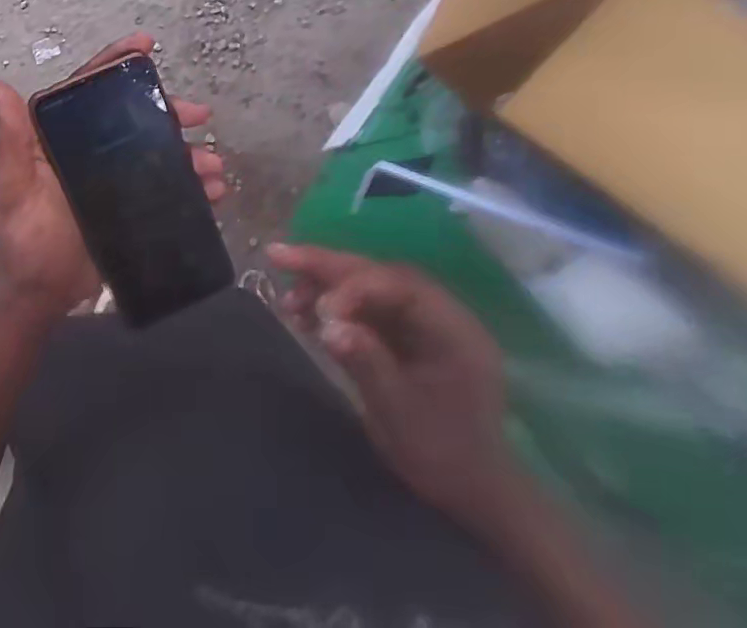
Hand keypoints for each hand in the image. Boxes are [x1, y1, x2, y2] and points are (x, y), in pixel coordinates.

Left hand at [0, 32, 226, 319]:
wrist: (41, 290)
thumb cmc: (20, 235)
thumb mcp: (7, 186)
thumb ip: (7, 140)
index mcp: (57, 134)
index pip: (87, 89)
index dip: (115, 62)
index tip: (146, 45)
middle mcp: (88, 147)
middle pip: (133, 117)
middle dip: (169, 110)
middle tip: (200, 114)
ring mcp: (112, 176)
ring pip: (157, 151)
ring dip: (188, 152)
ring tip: (212, 165)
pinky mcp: (132, 205)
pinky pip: (166, 187)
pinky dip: (192, 186)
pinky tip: (213, 192)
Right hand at [271, 244, 515, 525]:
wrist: (468, 490)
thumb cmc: (441, 454)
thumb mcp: (399, 412)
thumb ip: (365, 360)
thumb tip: (327, 324)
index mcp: (453, 329)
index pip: (399, 286)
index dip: (355, 288)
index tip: (319, 309)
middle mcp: (439, 313)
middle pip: (378, 275)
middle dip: (327, 266)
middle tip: (278, 256)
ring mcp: (418, 322)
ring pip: (366, 286)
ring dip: (324, 284)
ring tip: (286, 298)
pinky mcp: (401, 333)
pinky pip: (364, 307)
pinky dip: (332, 305)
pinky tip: (303, 314)